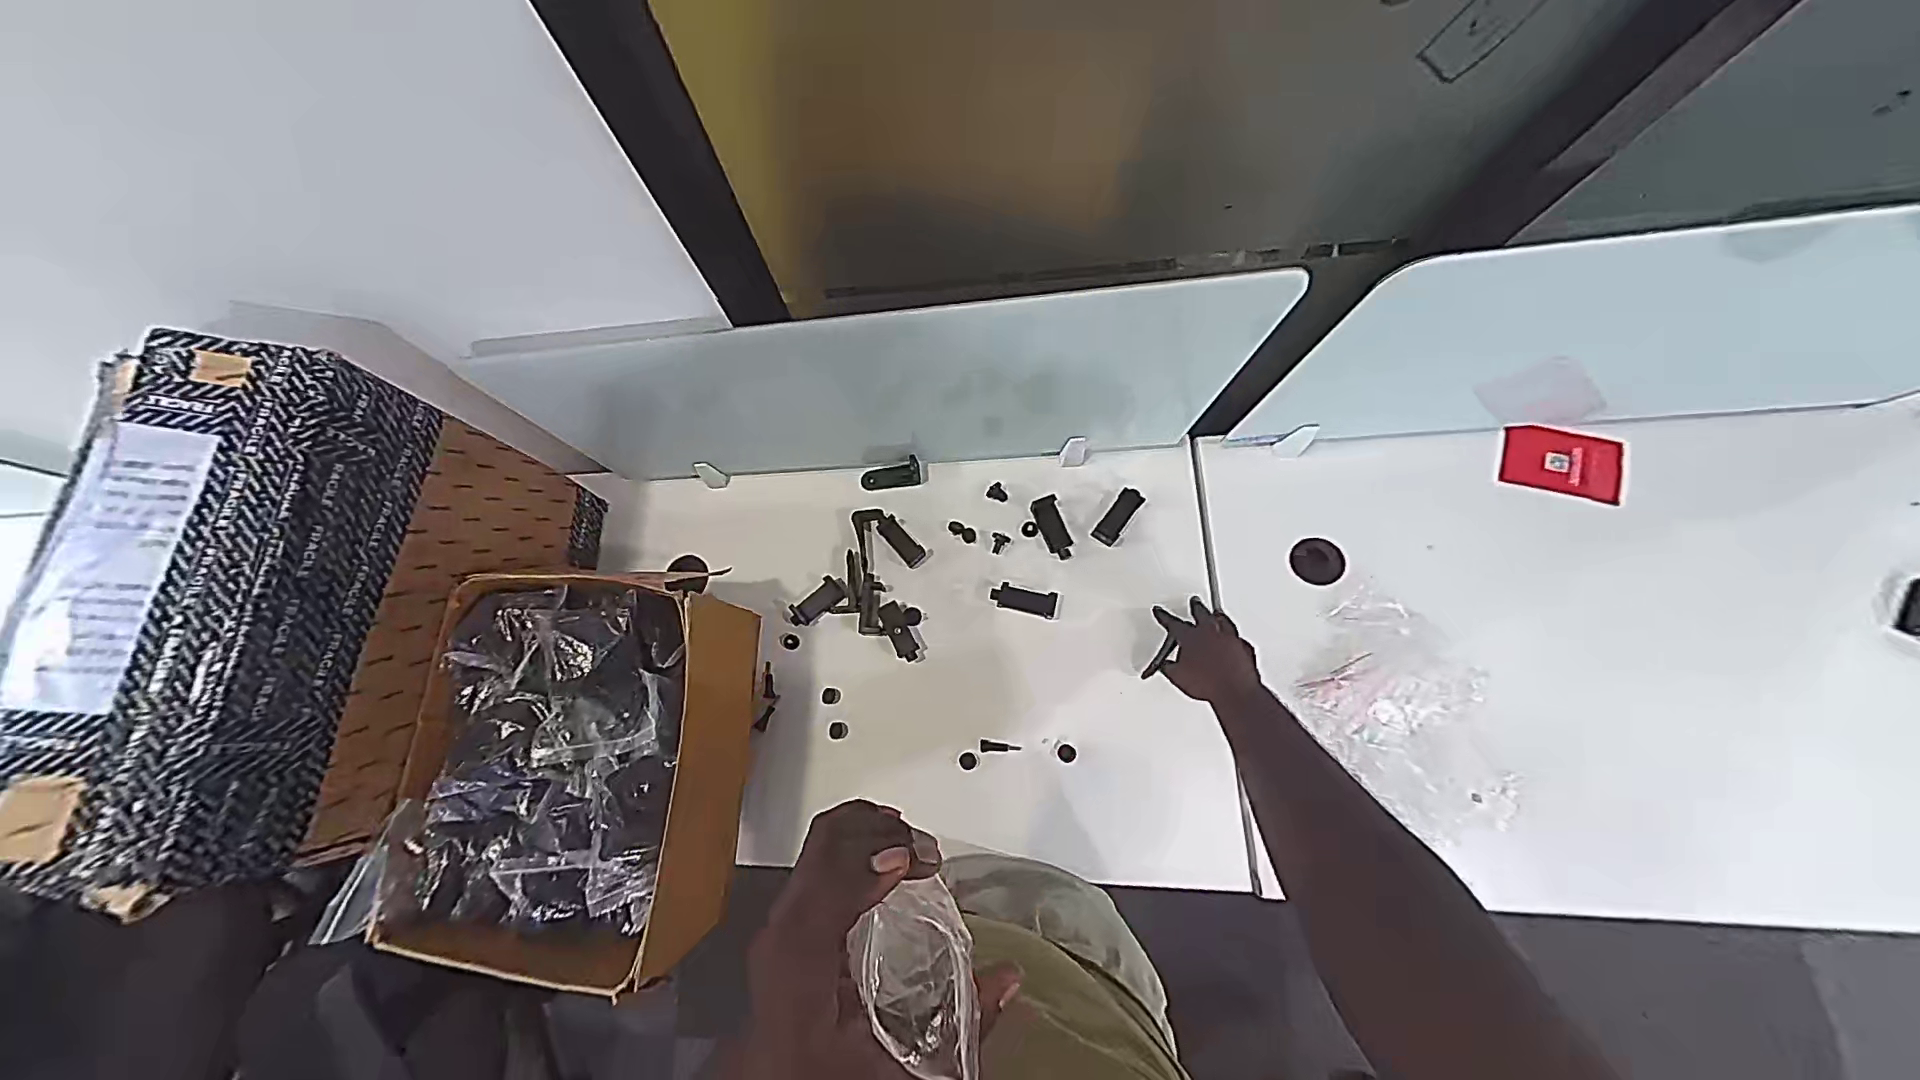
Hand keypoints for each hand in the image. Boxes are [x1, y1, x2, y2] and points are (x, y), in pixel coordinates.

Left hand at [734, 801, 1020, 1079]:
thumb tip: (1004, 979)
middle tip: (927, 851)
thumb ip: (953, 1028)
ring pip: (823, 839)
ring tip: (913, 845)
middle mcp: (782, 928)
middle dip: (883, 834)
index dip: (874, 860)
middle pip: (828, 843)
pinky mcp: (788, 911)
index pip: (830, 884)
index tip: (919, 860)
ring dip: (872, 829)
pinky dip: (857, 836)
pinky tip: (885, 848)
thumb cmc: (816, 1074)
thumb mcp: (890, 1067)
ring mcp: (780, 914)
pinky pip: (820, 851)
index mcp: (798, 963)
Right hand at [1151, 597, 1263, 705]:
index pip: (1173, 623)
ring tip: (1215, 612)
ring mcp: (1229, 638)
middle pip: (1201, 613)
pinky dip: (1233, 636)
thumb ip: (1169, 666)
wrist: (1234, 692)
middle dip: (1195, 607)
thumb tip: (1166, 666)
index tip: (1160, 611)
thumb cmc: (1208, 684)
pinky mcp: (1244, 647)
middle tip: (1194, 601)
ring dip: (1216, 616)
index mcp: (1190, 637)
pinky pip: (1237, 636)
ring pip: (1221, 620)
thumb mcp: (1178, 677)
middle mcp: (1210, 633)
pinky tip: (1233, 637)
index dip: (1164, 616)